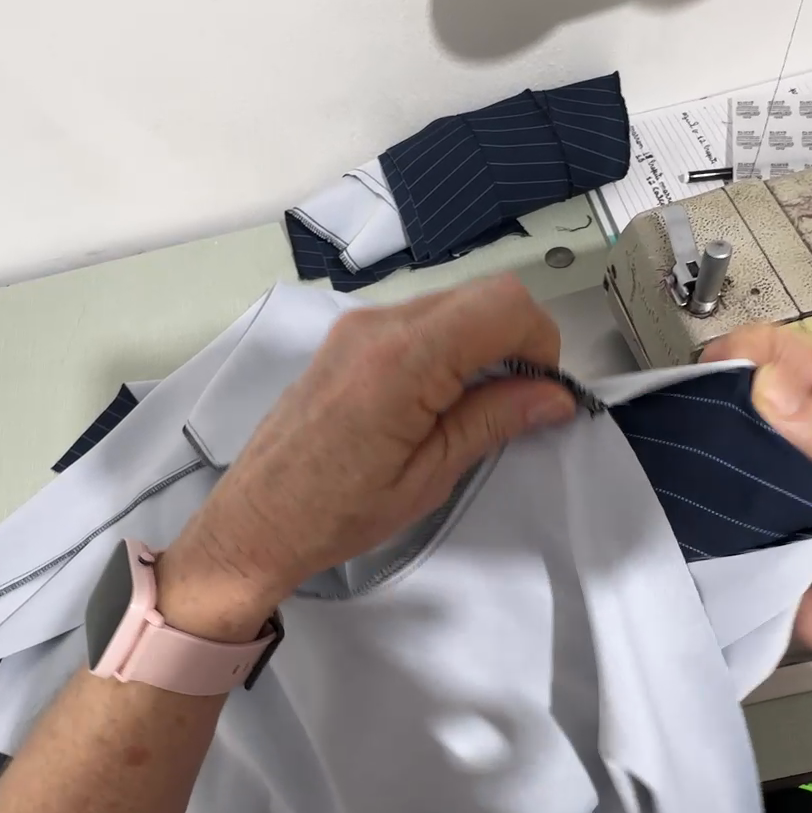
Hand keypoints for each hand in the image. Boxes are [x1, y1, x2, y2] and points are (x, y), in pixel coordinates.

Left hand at [156, 276, 577, 639]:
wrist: (257, 518)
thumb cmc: (337, 513)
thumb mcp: (428, 477)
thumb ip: (493, 421)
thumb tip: (554, 395)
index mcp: (403, 361)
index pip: (504, 306)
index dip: (540, 343)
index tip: (540, 392)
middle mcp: (378, 324)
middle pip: (483, 294)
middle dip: (517, 340)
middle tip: (514, 400)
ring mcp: (356, 325)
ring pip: (452, 302)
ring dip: (481, 341)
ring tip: (472, 404)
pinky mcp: (346, 336)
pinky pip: (418, 318)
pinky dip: (447, 344)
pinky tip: (436, 396)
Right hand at [702, 324, 811, 688]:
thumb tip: (763, 380)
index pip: (786, 359)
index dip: (744, 356)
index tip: (710, 374)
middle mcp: (807, 445)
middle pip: (740, 405)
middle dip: (708, 408)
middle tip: (685, 427)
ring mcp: (775, 491)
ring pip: (720, 457)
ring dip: (697, 460)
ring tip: (672, 466)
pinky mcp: (753, 535)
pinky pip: (713, 512)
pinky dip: (695, 508)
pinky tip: (675, 506)